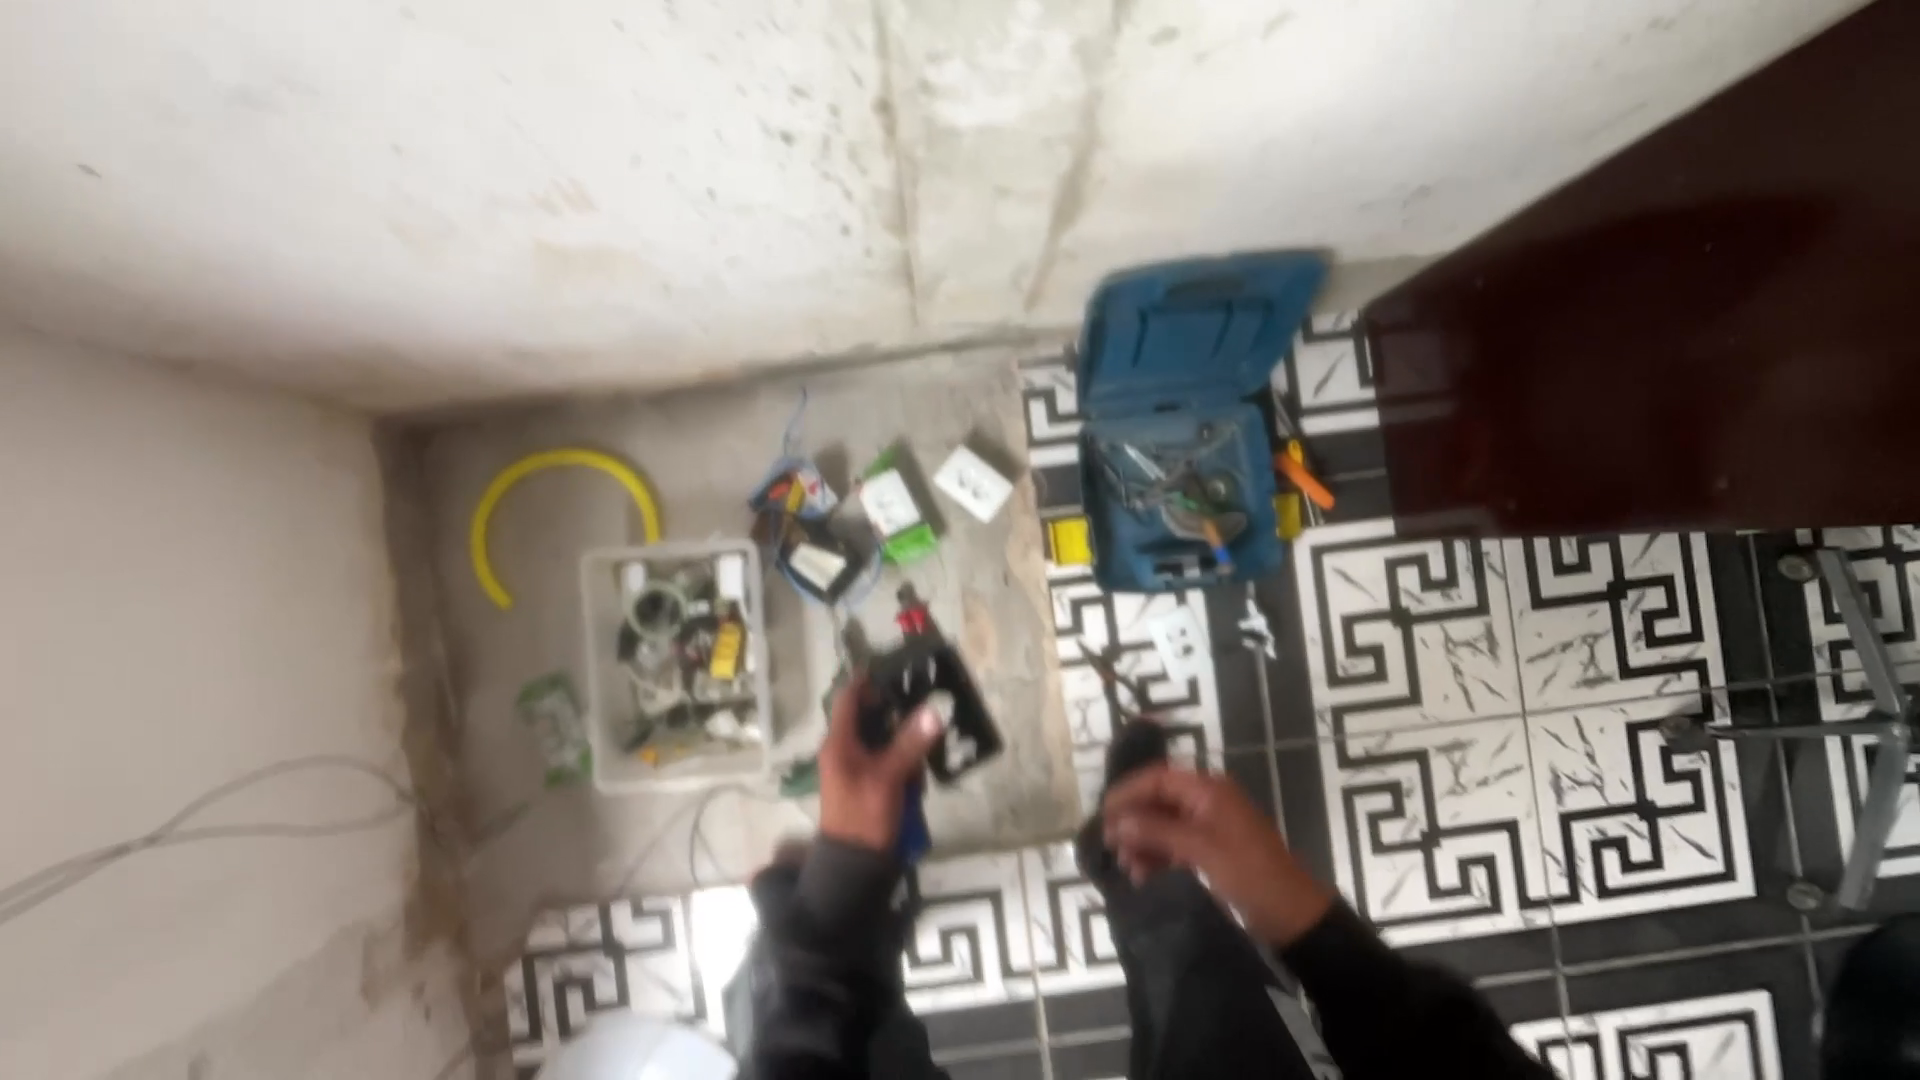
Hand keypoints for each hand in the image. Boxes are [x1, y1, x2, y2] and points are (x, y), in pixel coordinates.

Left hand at [818, 675, 944, 853]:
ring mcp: (855, 768)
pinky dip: (903, 766)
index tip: (896, 667)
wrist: (853, 867)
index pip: (848, 698)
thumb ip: (910, 743)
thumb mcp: (889, 778)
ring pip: (883, 741)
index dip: (868, 680)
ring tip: (925, 750)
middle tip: (925, 706)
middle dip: (897, 716)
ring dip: (904, 745)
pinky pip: (888, 763)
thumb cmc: (864, 816)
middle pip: (871, 718)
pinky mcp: (868, 785)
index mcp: (838, 742)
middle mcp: (843, 750)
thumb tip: (932, 710)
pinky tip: (917, 779)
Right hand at [1102, 764, 1334, 945]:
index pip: (1157, 777)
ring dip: (1142, 843)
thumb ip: (1156, 831)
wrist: (1294, 917)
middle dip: (1133, 821)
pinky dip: (1156, 857)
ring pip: (1162, 825)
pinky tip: (1142, 876)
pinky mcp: (1209, 852)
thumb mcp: (1201, 850)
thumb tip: (1115, 822)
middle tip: (1110, 847)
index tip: (1103, 815)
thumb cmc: (1249, 874)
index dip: (1127, 792)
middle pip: (1157, 800)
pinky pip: (1173, 845)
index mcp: (1208, 789)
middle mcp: (1205, 801)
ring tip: (1128, 868)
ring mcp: (1208, 827)